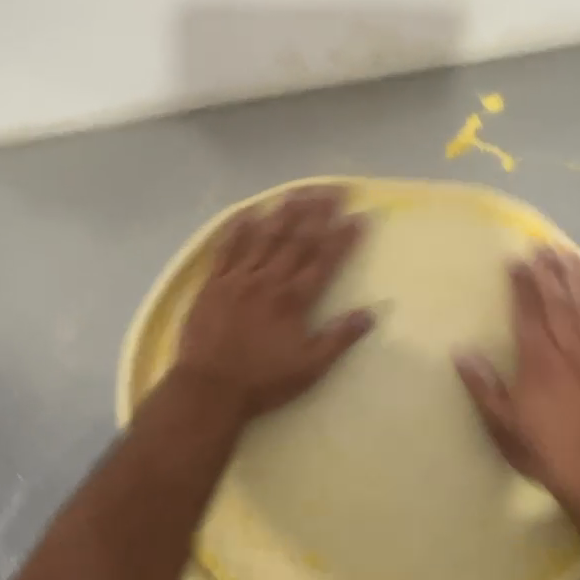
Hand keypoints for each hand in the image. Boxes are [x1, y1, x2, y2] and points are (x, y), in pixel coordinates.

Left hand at [174, 186, 373, 420]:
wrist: (208, 389)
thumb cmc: (263, 381)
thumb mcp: (310, 367)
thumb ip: (340, 337)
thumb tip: (371, 313)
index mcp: (295, 300)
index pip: (325, 260)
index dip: (343, 237)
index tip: (358, 216)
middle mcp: (269, 281)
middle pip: (297, 240)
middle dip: (318, 213)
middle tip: (333, 190)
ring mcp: (238, 279)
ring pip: (265, 237)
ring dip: (283, 212)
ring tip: (298, 192)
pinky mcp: (213, 284)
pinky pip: (226, 248)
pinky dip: (238, 228)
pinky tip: (249, 211)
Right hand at [455, 247, 579, 496]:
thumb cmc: (544, 450)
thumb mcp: (503, 426)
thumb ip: (484, 387)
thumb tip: (462, 352)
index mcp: (538, 361)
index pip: (528, 313)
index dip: (522, 284)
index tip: (518, 260)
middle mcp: (569, 350)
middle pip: (559, 302)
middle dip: (550, 272)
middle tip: (544, 245)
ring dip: (577, 279)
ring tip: (570, 254)